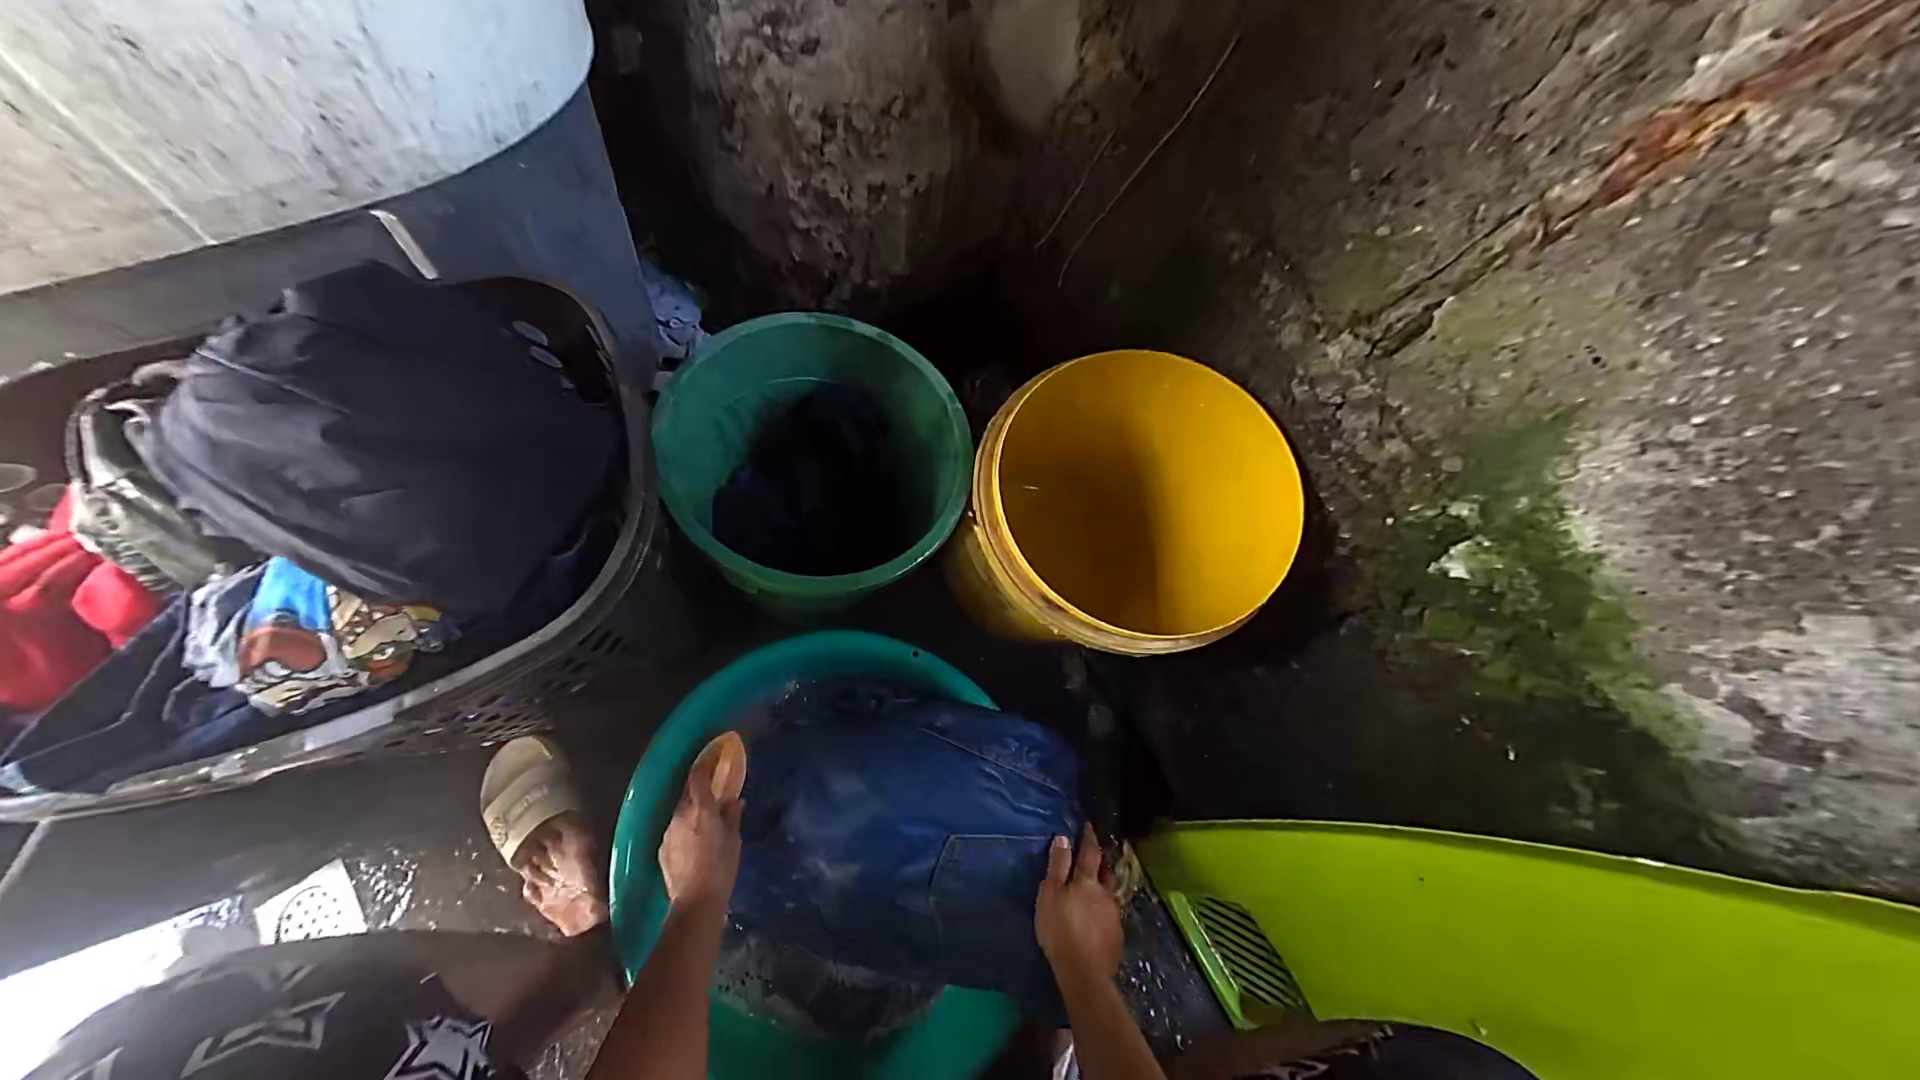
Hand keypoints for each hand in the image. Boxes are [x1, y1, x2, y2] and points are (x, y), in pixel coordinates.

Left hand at [658, 747, 743, 911]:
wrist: (695, 901)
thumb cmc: (722, 866)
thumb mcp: (734, 839)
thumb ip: (732, 815)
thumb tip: (733, 801)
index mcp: (701, 808)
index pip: (697, 776)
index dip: (704, 765)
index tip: (711, 759)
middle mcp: (680, 815)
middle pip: (688, 793)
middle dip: (699, 791)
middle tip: (713, 794)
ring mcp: (668, 832)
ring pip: (680, 812)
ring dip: (691, 812)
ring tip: (704, 823)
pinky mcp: (661, 848)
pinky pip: (674, 830)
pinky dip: (684, 829)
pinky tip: (693, 843)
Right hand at [1036, 823, 1122, 982]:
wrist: (1084, 972)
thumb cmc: (1060, 929)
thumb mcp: (1050, 894)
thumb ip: (1058, 866)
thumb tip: (1063, 838)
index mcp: (1088, 881)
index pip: (1090, 853)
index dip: (1089, 838)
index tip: (1088, 826)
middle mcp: (1105, 893)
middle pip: (1106, 872)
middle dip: (1101, 862)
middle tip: (1095, 855)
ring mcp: (1114, 916)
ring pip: (1110, 893)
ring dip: (1104, 885)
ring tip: (1097, 886)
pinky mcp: (1117, 936)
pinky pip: (1111, 914)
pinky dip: (1104, 908)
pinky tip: (1098, 916)